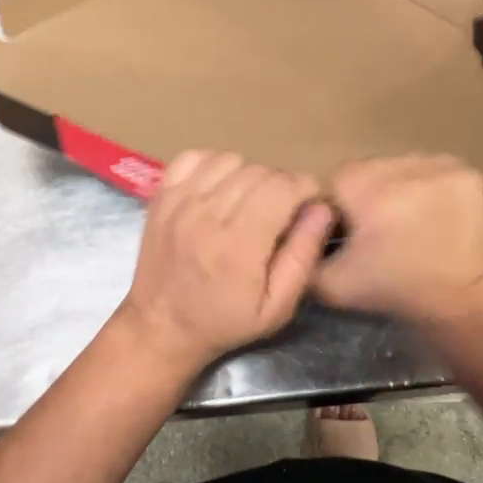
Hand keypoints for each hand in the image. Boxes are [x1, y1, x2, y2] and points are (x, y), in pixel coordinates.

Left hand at [116, 151, 333, 370]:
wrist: (161, 326)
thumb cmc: (225, 321)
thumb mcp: (277, 307)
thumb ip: (303, 256)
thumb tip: (322, 209)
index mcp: (238, 244)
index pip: (284, 186)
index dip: (305, 190)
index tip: (306, 208)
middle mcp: (207, 213)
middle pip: (262, 171)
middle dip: (281, 187)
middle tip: (278, 213)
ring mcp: (181, 200)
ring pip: (233, 160)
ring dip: (249, 176)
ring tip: (248, 203)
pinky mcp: (162, 194)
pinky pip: (197, 157)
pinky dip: (215, 166)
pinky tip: (219, 190)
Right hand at [314, 156, 482, 323]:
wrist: (458, 301)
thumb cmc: (392, 289)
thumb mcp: (331, 284)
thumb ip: (305, 251)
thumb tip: (298, 228)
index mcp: (364, 189)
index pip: (338, 182)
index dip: (344, 206)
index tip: (358, 231)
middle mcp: (401, 167)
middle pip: (372, 169)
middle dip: (374, 193)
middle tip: (385, 228)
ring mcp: (439, 166)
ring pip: (404, 166)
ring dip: (404, 186)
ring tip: (412, 219)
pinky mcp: (467, 173)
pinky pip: (436, 169)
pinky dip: (432, 186)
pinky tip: (435, 212)